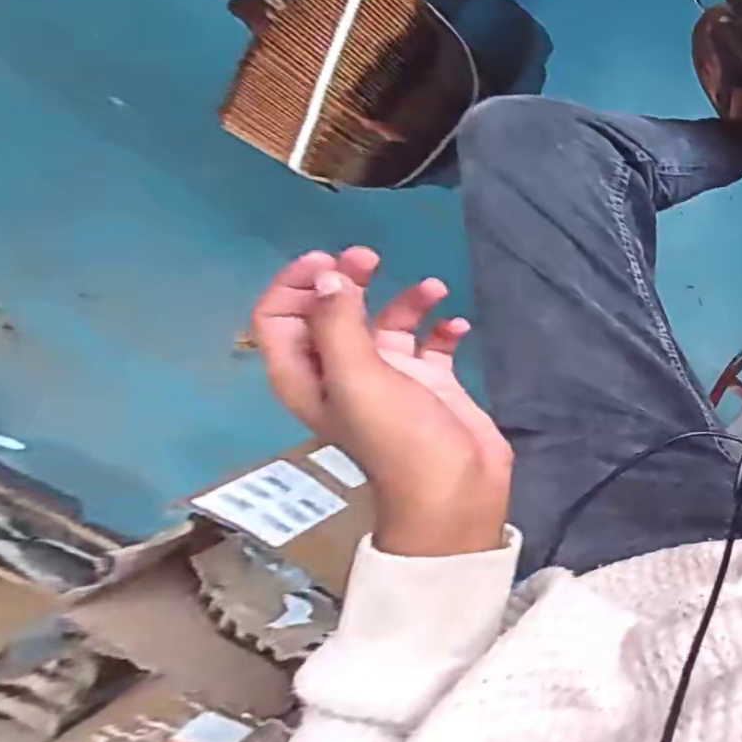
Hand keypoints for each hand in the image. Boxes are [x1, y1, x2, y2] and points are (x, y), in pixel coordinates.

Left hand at [250, 247, 513, 555]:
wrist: (456, 484)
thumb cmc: (400, 437)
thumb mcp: (359, 379)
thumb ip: (340, 326)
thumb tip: (331, 277)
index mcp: (312, 375)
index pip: (283, 319)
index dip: (297, 285)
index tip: (329, 260)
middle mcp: (346, 373)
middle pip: (336, 314)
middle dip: (350, 281)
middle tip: (370, 257)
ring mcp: (393, 379)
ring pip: (389, 325)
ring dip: (408, 301)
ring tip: (435, 287)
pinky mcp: (433, 384)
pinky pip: (433, 345)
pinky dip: (443, 330)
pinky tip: (458, 325)